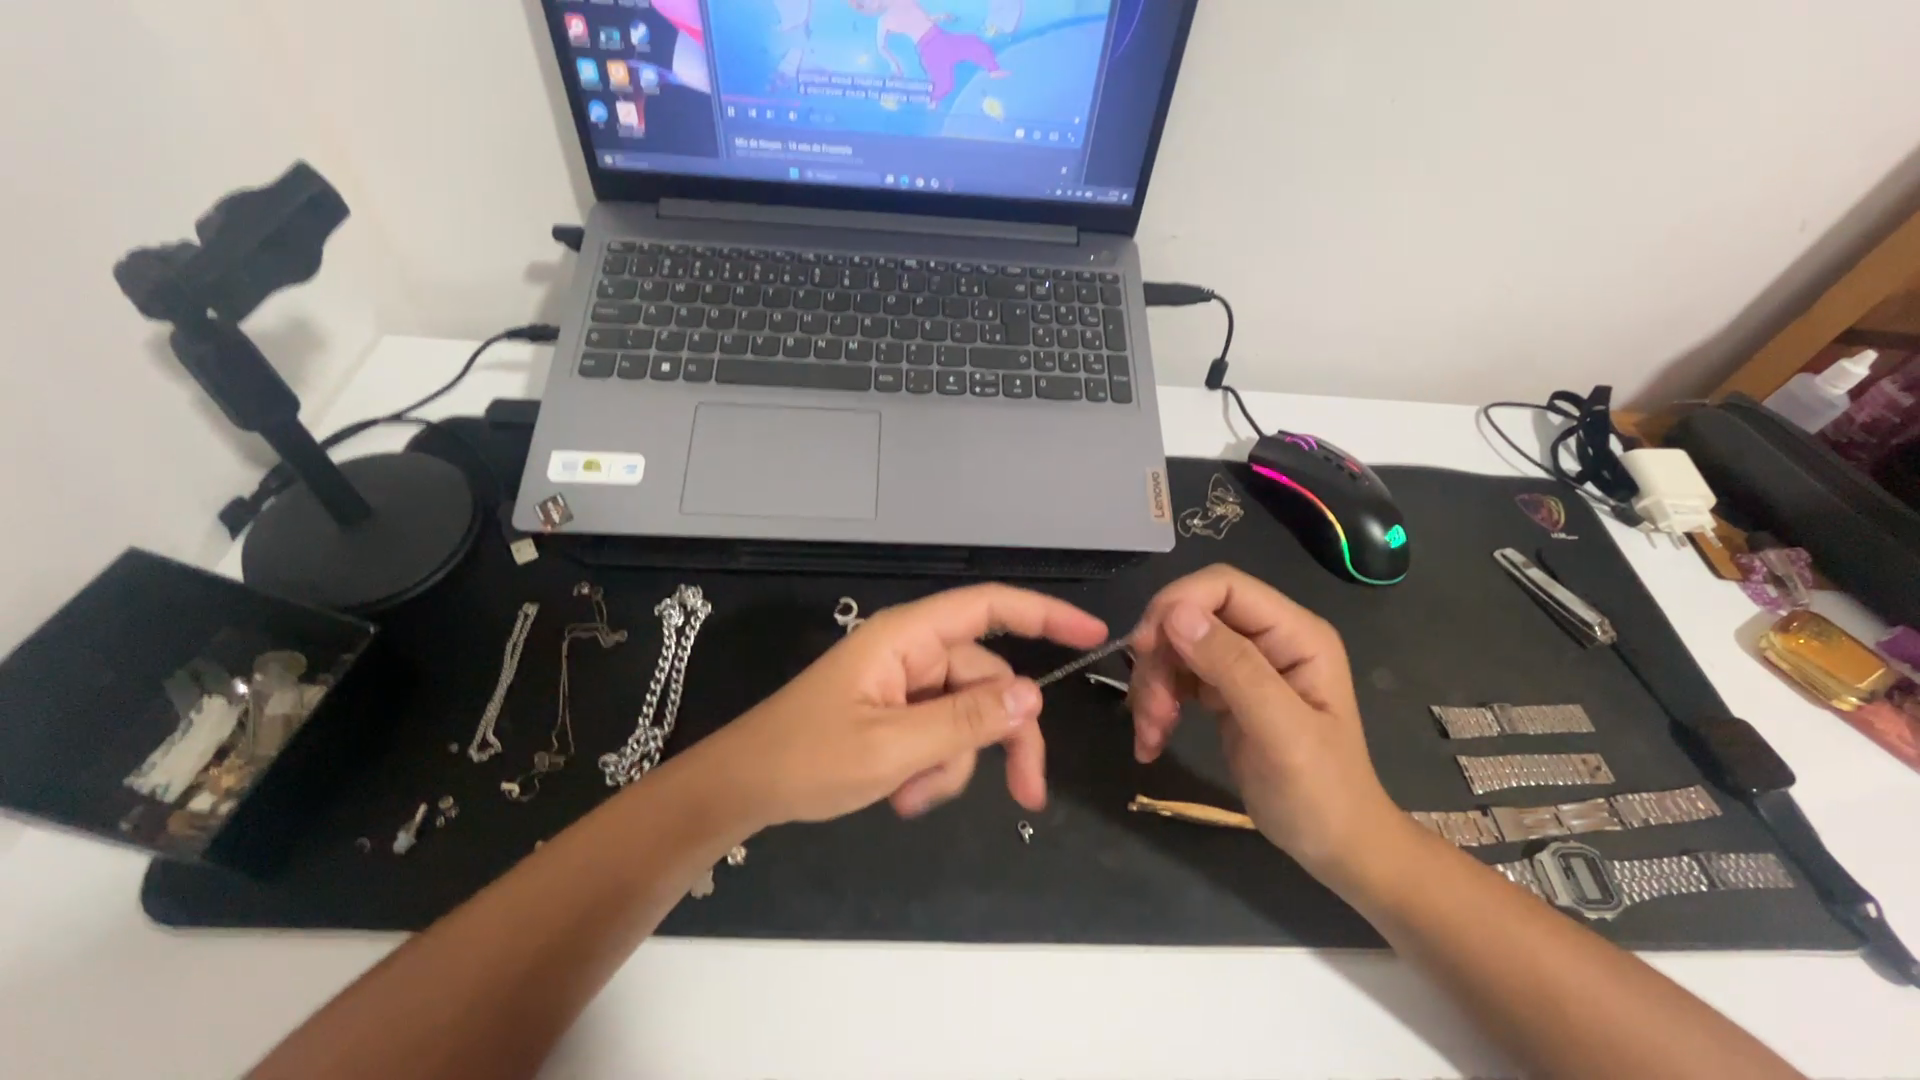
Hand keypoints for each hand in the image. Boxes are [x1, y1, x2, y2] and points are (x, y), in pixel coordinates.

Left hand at [699, 585, 1107, 828]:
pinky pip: (940, 737)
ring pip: (967, 719)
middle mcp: (912, 654)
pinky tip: (901, 797)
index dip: (1044, 615)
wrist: (742, 790)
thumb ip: (966, 721)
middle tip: (1027, 797)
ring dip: (953, 765)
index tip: (1093, 634)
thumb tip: (1033, 697)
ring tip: (911, 798)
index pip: (989, 608)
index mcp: (907, 638)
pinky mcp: (896, 715)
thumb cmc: (807, 758)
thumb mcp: (892, 746)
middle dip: (1002, 739)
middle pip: (988, 683)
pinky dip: (932, 770)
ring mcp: (904, 686)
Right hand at [1127, 565, 1404, 883]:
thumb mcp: (1280, 732)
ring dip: (1153, 688)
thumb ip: (1233, 668)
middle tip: (1149, 712)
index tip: (1143, 649)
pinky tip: (1153, 740)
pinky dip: (1157, 705)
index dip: (1176, 605)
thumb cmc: (1320, 792)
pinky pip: (1177, 680)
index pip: (1223, 587)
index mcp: (1295, 634)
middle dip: (1160, 659)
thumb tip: (1175, 613)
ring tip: (1151, 736)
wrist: (1336, 847)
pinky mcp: (1225, 693)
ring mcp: (1246, 666)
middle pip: (1191, 618)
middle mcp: (1270, 640)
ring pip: (1176, 649)